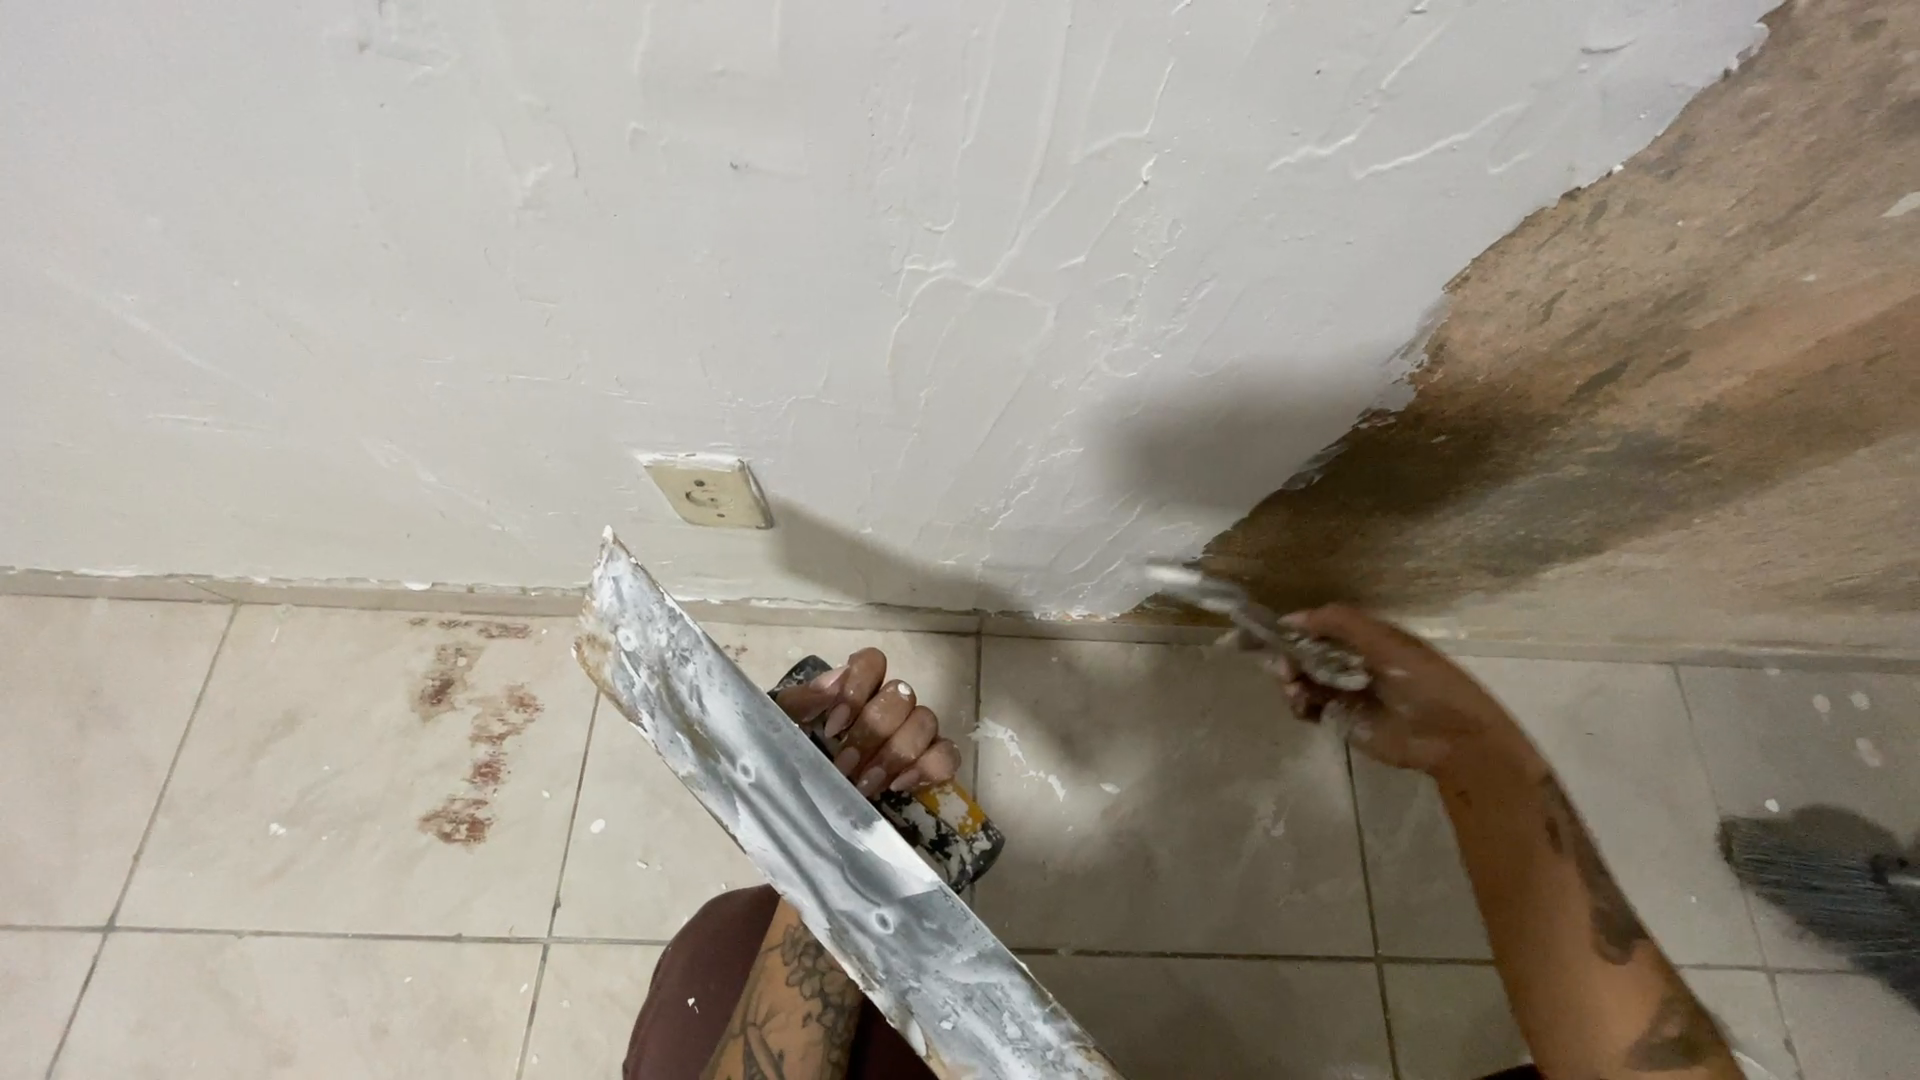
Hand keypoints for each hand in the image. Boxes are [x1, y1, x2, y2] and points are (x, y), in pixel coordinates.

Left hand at [773, 648, 962, 799]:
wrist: (800, 803)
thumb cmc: (793, 758)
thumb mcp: (785, 728)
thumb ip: (801, 702)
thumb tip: (832, 684)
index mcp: (857, 688)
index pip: (873, 661)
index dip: (858, 688)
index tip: (833, 726)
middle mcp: (891, 704)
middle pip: (901, 695)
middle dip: (872, 733)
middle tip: (845, 765)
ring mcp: (915, 732)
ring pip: (926, 721)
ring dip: (896, 753)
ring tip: (866, 784)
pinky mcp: (930, 764)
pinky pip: (947, 755)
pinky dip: (929, 767)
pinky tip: (900, 785)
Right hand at [1266, 605, 1522, 776]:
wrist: (1452, 738)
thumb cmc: (1424, 682)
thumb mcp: (1385, 641)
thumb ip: (1338, 622)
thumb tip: (1289, 618)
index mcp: (1366, 638)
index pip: (1320, 627)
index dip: (1294, 629)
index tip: (1270, 632)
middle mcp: (1351, 661)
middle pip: (1305, 653)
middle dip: (1288, 657)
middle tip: (1283, 668)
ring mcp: (1344, 691)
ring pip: (1302, 679)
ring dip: (1290, 681)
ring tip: (1294, 690)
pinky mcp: (1341, 719)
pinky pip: (1308, 707)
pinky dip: (1298, 705)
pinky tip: (1303, 707)